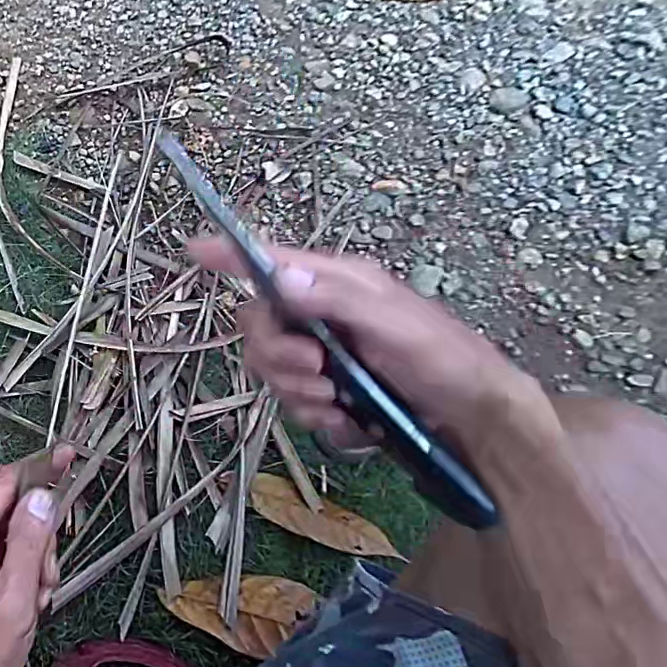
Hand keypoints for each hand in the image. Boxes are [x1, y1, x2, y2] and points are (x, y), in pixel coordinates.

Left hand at [0, 447, 74, 666]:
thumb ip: (29, 541)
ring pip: (4, 510)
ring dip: (30, 539)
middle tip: (49, 551)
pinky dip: (22, 552)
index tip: (70, 455)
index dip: (39, 467)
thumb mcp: (17, 599)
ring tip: (36, 588)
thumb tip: (43, 493)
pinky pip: (1, 533)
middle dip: (32, 508)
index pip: (4, 481)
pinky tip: (29, 590)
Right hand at [187, 237, 536, 444]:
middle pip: (256, 325)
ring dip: (295, 387)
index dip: (231, 256)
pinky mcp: (319, 389)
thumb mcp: (397, 322)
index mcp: (332, 285)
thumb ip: (338, 298)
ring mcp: (315, 354)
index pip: (271, 263)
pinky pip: (287, 399)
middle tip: (314, 369)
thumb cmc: (444, 357)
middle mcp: (314, 315)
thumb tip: (279, 275)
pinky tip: (341, 417)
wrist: (471, 419)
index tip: (195, 248)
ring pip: (266, 366)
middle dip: (277, 353)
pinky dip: (310, 412)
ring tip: (335, 398)